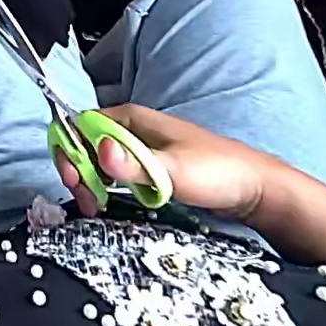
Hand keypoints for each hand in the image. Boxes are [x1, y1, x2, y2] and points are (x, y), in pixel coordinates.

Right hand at [55, 104, 289, 219]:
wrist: (254, 188)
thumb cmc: (217, 173)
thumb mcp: (173, 171)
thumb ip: (135, 164)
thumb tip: (99, 150)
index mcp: (133, 119)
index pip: (82, 124)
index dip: (71, 149)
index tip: (75, 180)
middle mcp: (132, 129)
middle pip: (85, 143)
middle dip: (78, 170)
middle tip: (87, 200)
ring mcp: (139, 148)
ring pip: (97, 160)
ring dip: (89, 182)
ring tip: (96, 206)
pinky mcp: (146, 167)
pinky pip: (113, 173)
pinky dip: (104, 188)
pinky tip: (108, 204)